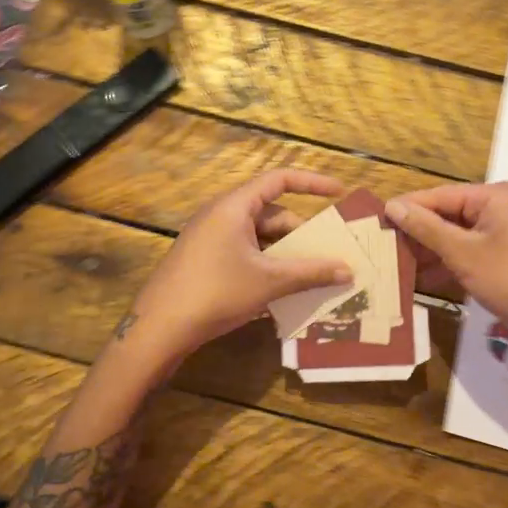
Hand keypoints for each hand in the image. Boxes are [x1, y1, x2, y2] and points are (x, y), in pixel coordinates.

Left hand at [123, 169, 354, 363]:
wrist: (159, 328)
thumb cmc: (216, 292)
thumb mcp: (269, 282)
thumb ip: (310, 273)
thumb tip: (348, 270)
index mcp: (234, 206)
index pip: (280, 179)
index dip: (312, 182)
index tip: (339, 193)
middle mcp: (221, 215)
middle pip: (272, 213)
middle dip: (301, 233)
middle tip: (330, 254)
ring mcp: (210, 238)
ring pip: (259, 237)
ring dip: (286, 253)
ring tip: (313, 276)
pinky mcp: (205, 261)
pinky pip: (245, 253)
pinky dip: (267, 265)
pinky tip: (284, 291)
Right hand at [387, 182, 507, 356]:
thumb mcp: (463, 254)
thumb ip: (426, 228)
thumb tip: (393, 206)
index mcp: (495, 195)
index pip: (440, 195)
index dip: (408, 208)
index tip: (376, 219)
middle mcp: (503, 206)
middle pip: (450, 213)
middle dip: (420, 232)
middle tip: (385, 246)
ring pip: (460, 234)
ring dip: (433, 250)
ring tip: (398, 264)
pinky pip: (474, 250)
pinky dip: (452, 262)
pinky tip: (426, 279)